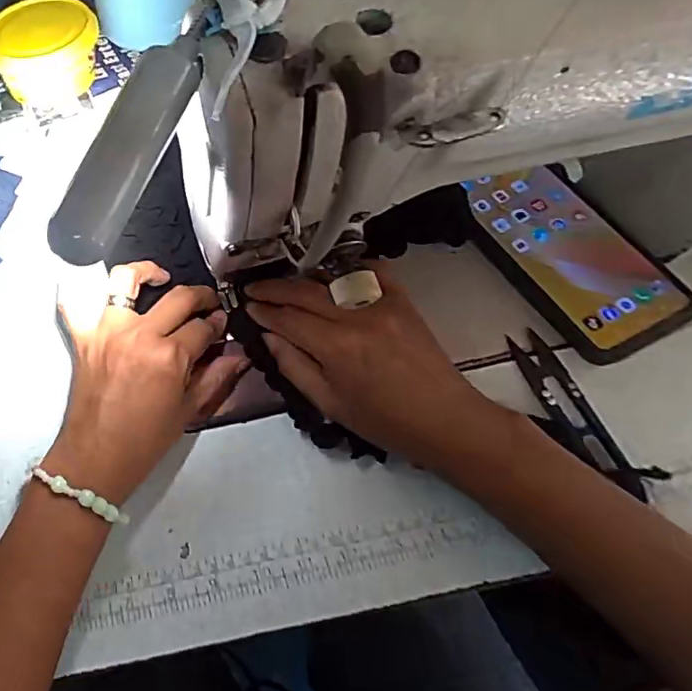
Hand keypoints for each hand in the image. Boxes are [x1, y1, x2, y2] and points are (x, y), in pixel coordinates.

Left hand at [45, 262, 248, 503]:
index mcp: (169, 356)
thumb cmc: (142, 441)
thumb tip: (237, 354)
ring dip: (146, 272)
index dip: (219, 325)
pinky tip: (104, 294)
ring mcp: (107, 332)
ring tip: (160, 278)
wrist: (96, 457)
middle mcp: (138, 335)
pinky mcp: (84, 338)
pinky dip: (82, 290)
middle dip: (201, 297)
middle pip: (178, 298)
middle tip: (208, 304)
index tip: (222, 326)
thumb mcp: (188, 410)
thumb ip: (215, 376)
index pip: (203, 327)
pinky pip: (75, 303)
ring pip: (125, 281)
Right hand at [245, 265, 505, 466]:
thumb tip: (270, 338)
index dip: (264, 310)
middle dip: (275, 289)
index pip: (288, 318)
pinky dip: (347, 269)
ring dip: (305, 278)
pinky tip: (333, 274)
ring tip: (287, 284)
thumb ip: (294, 366)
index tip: (248, 306)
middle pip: (305, 291)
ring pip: (332, 277)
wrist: (443, 418)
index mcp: (336, 347)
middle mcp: (357, 317)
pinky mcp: (402, 300)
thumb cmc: (385, 421)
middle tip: (256, 289)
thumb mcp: (329, 403)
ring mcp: (382, 303)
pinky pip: (369, 272)